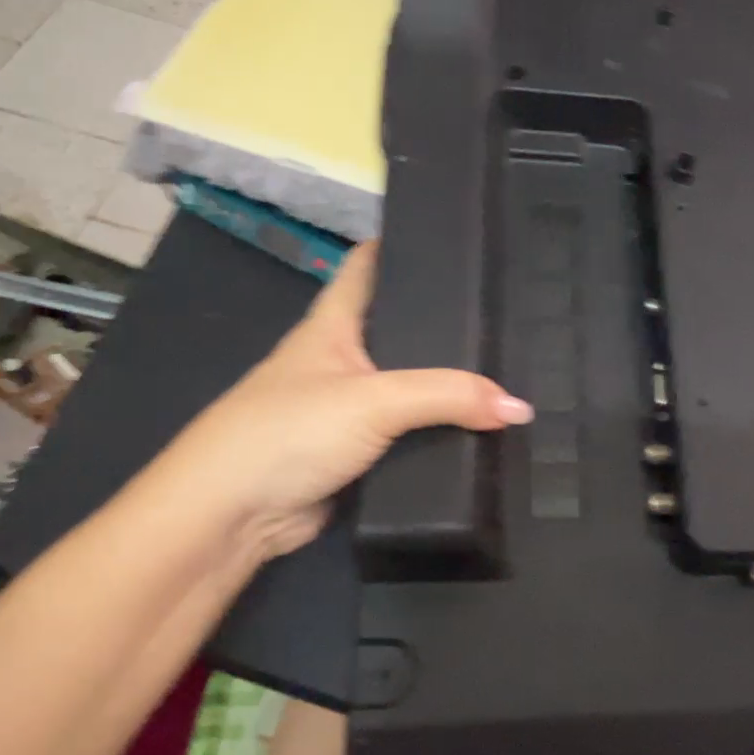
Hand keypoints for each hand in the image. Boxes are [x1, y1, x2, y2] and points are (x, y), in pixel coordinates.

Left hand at [155, 241, 531, 558]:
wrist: (232, 515)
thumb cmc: (289, 432)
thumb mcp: (373, 400)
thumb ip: (449, 397)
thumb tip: (521, 406)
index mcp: (331, 326)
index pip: (367, 268)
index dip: (403, 246)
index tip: (456, 238)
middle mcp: (339, 362)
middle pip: (400, 332)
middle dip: (446, 324)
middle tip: (507, 316)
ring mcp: (347, 412)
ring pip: (409, 390)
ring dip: (448, 388)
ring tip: (510, 373)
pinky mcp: (357, 457)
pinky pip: (408, 438)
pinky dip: (439, 436)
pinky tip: (479, 434)